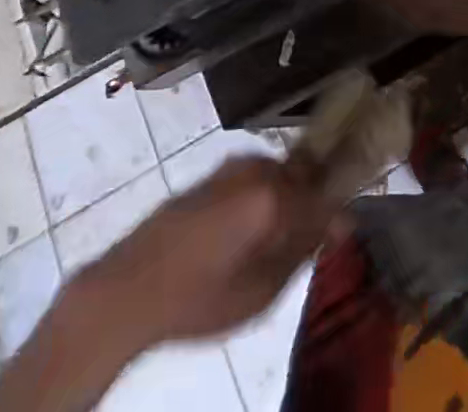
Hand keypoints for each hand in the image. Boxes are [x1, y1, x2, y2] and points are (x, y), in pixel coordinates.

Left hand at [80, 157, 338, 345]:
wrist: (126, 288)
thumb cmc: (198, 298)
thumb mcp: (262, 290)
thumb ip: (304, 250)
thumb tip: (339, 222)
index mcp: (271, 196)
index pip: (323, 195)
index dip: (336, 213)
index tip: (340, 231)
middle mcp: (252, 170)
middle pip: (301, 173)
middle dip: (310, 198)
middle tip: (308, 235)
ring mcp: (227, 168)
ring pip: (275, 171)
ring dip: (284, 195)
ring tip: (276, 235)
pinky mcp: (207, 175)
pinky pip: (251, 175)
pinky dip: (260, 193)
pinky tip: (248, 227)